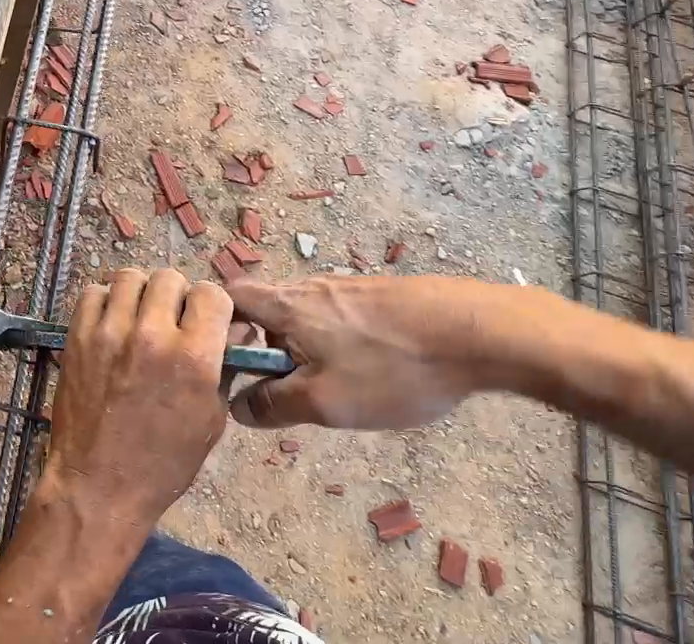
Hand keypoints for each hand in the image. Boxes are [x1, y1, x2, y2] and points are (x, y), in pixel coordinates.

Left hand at [42, 268, 233, 533]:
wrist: (99, 483)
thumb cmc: (163, 462)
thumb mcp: (210, 419)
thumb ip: (223, 366)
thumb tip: (236, 329)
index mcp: (193, 357)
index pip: (211, 294)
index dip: (212, 305)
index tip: (205, 319)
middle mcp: (151, 335)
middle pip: (169, 278)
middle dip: (176, 295)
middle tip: (171, 319)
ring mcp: (109, 331)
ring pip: (129, 277)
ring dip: (140, 293)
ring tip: (139, 317)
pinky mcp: (77, 335)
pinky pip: (92, 292)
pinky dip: (105, 301)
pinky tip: (111, 323)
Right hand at [225, 274, 522, 428]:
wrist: (479, 332)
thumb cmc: (392, 368)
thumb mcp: (326, 403)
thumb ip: (273, 405)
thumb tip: (238, 406)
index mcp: (284, 306)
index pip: (226, 295)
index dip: (213, 323)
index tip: (223, 360)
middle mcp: (307, 287)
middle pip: (263, 308)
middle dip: (260, 345)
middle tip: (280, 386)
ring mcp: (345, 288)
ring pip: (301, 315)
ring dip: (299, 346)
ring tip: (329, 385)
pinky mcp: (378, 295)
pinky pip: (336, 317)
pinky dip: (334, 342)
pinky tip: (369, 371)